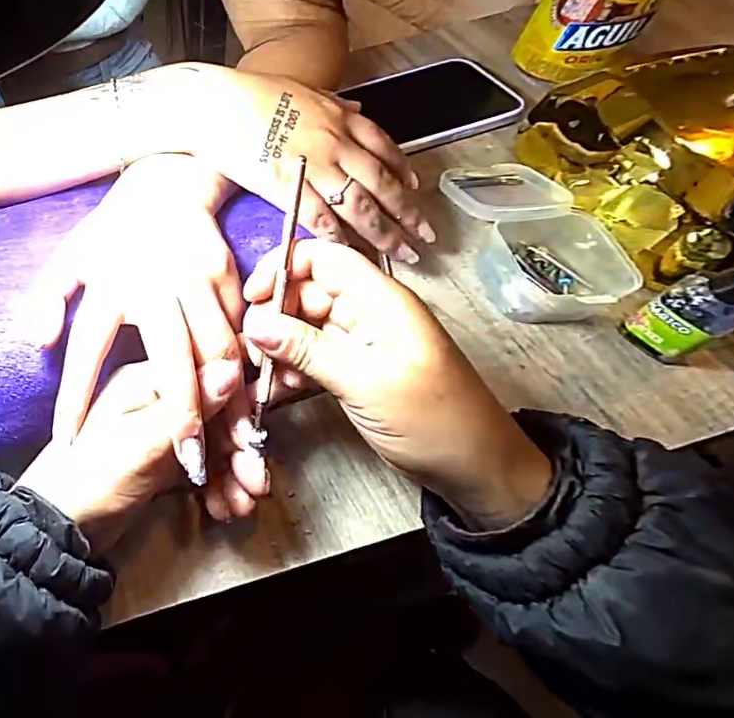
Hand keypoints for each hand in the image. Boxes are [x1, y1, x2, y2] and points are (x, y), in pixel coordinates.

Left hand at [18, 357, 241, 548]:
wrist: (62, 525)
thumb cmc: (88, 478)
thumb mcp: (140, 444)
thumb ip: (185, 411)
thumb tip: (228, 368)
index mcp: (145, 378)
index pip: (205, 379)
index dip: (236, 412)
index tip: (253, 445)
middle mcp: (155, 396)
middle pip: (215, 413)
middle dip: (239, 451)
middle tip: (253, 484)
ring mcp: (160, 426)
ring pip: (214, 441)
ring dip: (233, 472)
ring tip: (239, 503)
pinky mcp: (163, 455)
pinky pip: (204, 462)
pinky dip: (218, 483)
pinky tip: (223, 505)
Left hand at [31, 155, 245, 487]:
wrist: (165, 186)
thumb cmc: (111, 231)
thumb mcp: (70, 257)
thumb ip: (48, 298)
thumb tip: (37, 342)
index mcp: (109, 282)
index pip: (88, 348)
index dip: (76, 396)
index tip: (68, 440)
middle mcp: (154, 284)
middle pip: (170, 355)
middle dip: (179, 411)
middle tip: (184, 460)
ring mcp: (196, 280)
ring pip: (217, 349)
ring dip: (223, 399)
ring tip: (227, 446)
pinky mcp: (228, 277)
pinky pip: (242, 331)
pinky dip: (247, 370)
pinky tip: (247, 402)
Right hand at [161, 64, 432, 261]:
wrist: (214, 102)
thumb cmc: (248, 92)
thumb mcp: (300, 88)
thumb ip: (330, 102)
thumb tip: (353, 109)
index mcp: (339, 118)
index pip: (385, 148)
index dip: (403, 172)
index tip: (413, 190)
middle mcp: (334, 143)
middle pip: (382, 184)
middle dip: (407, 214)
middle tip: (424, 236)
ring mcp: (312, 166)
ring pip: (360, 206)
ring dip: (384, 233)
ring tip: (402, 252)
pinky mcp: (284, 187)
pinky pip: (319, 216)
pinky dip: (336, 236)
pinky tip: (348, 250)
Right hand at [239, 241, 552, 529]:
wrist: (481, 475)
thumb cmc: (435, 422)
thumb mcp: (367, 383)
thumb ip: (307, 349)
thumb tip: (255, 324)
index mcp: (380, 300)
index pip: (322, 257)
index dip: (282, 266)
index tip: (253, 298)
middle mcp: (365, 311)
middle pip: (303, 291)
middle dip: (272, 315)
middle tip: (253, 349)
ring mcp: (357, 339)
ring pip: (299, 323)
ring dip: (276, 345)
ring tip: (267, 374)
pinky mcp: (349, 365)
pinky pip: (306, 352)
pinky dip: (288, 364)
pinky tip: (279, 386)